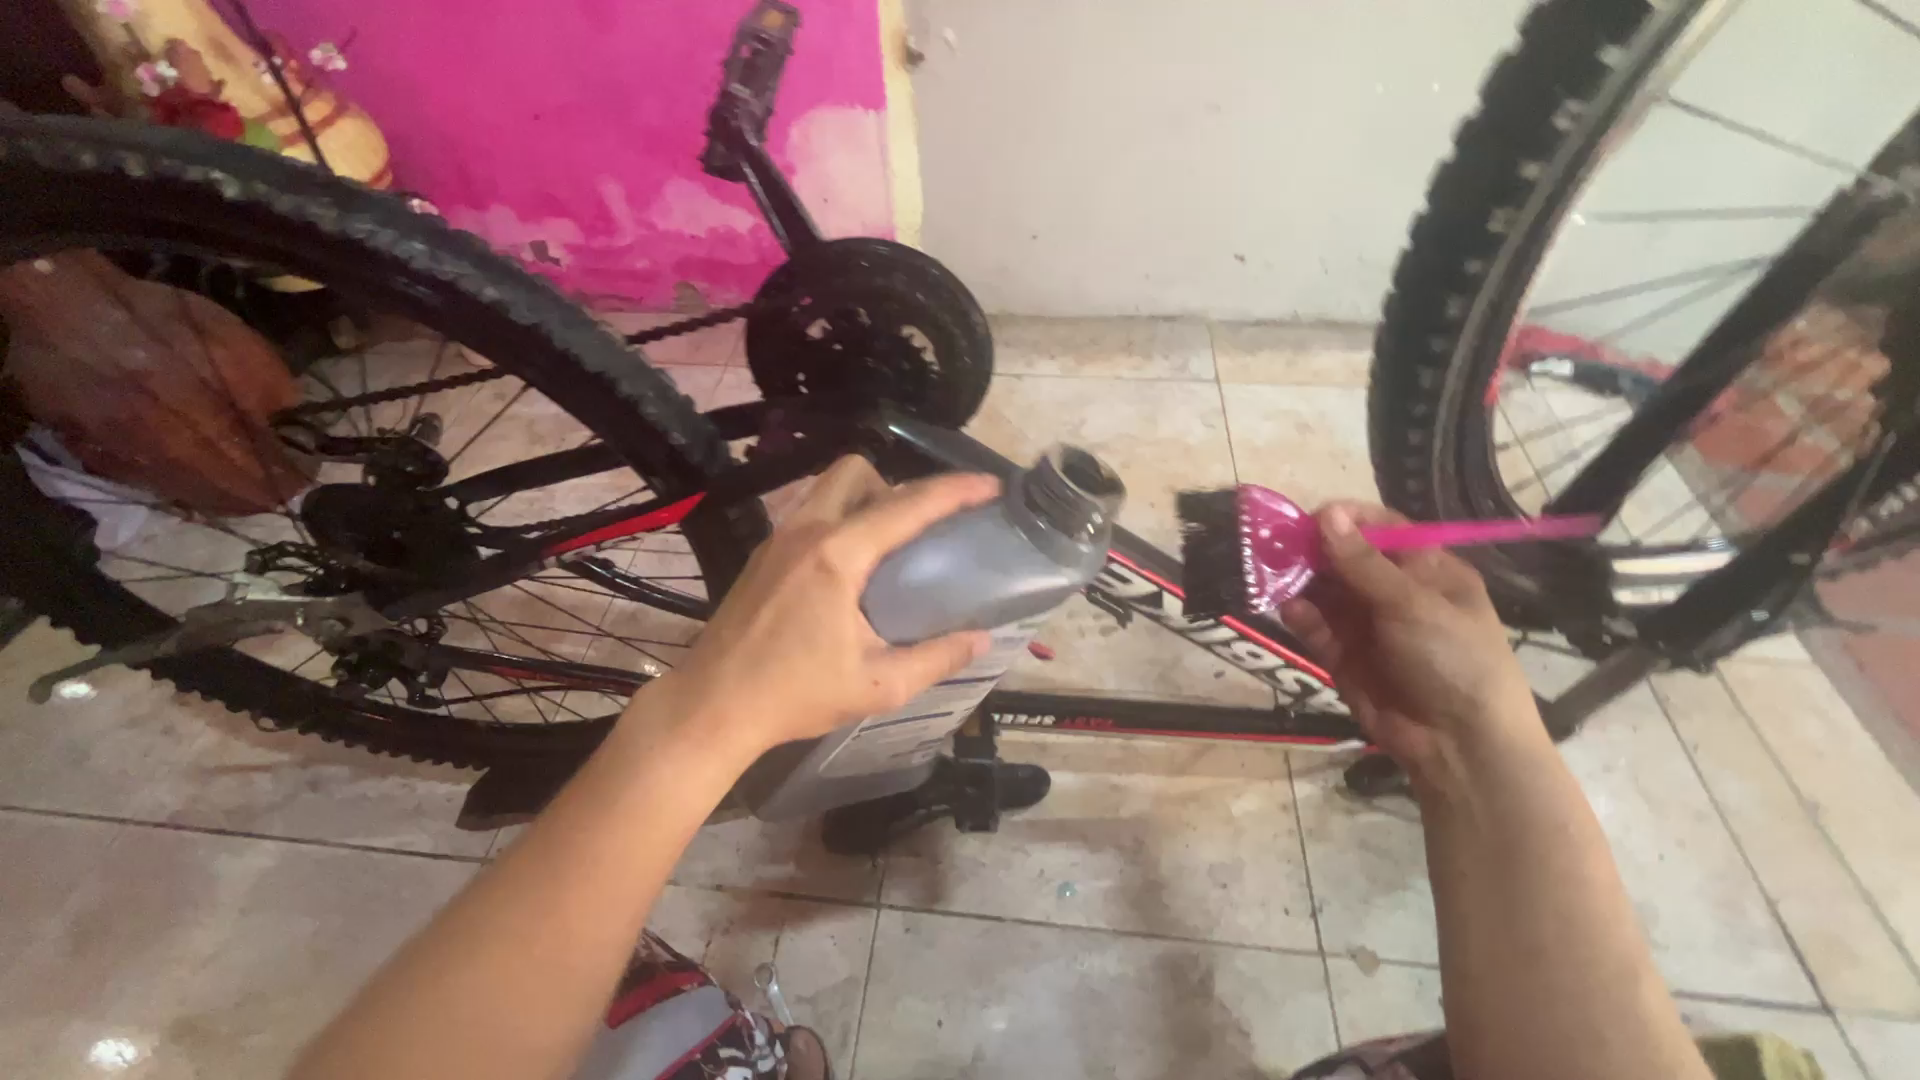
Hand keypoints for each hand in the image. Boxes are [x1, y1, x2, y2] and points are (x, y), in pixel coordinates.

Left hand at [644, 456, 998, 754]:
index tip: (990, 486)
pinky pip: (810, 512)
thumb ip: (936, 658)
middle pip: (857, 470)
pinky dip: (840, 518)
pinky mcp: (762, 554)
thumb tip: (981, 640)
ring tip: (890, 545)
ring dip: (866, 498)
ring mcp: (778, 539)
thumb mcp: (878, 685)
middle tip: (921, 527)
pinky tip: (851, 568)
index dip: (954, 490)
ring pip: (828, 486)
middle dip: (898, 484)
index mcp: (837, 556)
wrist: (712, 706)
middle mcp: (805, 531)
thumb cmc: (794, 696)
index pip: (906, 505)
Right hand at [1279, 501, 1543, 791]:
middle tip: (1278, 543)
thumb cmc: (1453, 659)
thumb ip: (1363, 562)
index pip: (1383, 531)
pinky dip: (1301, 617)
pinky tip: (1289, 609)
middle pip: (1345, 560)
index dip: (1349, 520)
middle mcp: (1395, 593)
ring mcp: (1367, 626)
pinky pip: (1317, 628)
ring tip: (1272, 573)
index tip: (1313, 517)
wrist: (1460, 744)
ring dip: (1300, 582)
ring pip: (1325, 593)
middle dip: (1313, 551)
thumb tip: (1326, 514)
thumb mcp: (1412, 604)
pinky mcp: (1343, 657)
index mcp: (1429, 572)